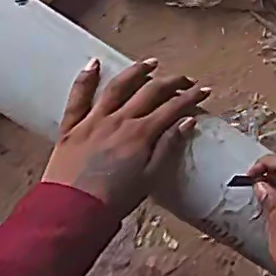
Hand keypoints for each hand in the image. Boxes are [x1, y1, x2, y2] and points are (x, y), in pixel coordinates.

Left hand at [43, 58, 208, 217]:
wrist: (71, 212)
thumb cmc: (114, 200)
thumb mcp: (150, 177)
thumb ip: (168, 147)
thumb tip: (188, 121)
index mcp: (140, 134)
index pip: (172, 108)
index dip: (191, 97)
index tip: (204, 91)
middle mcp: (119, 120)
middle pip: (149, 92)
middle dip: (171, 82)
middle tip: (185, 79)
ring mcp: (93, 120)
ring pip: (118, 87)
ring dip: (136, 71)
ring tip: (151, 63)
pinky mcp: (72, 126)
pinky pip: (78, 97)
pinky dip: (86, 78)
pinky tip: (94, 62)